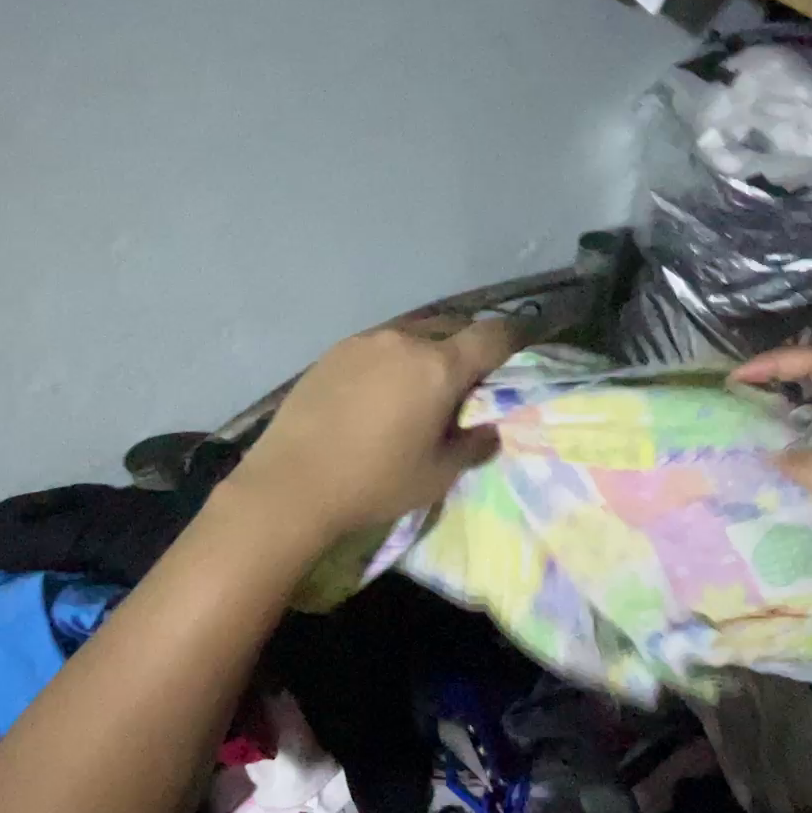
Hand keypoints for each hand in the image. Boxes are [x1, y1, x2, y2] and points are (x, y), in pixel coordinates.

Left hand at [228, 318, 520, 539]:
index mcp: (439, 366)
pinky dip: (392, 360)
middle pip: (453, 327)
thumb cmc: (375, 483)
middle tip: (467, 381)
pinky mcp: (333, 351)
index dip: (515, 338)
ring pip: (413, 334)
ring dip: (428, 352)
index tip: (520, 352)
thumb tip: (489, 430)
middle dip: (469, 347)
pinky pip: (379, 346)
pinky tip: (379, 393)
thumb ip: (473, 446)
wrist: (291, 485)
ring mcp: (365, 341)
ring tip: (420, 387)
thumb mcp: (438, 476)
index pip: (493, 334)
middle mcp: (405, 340)